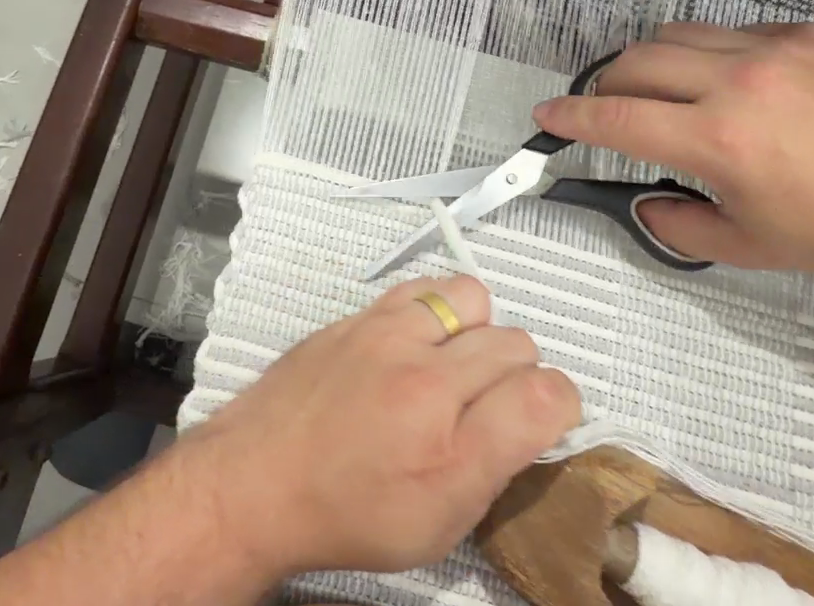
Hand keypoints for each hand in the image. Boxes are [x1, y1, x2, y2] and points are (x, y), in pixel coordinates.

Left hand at [173, 275, 580, 578]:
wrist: (254, 482)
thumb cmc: (346, 513)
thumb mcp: (436, 522)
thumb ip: (498, 465)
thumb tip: (538, 414)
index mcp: (447, 435)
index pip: (548, 392)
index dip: (558, 406)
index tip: (541, 418)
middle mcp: (420, 369)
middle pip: (515, 341)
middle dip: (519, 372)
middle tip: (490, 402)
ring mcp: (381, 332)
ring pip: (468, 296)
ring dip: (476, 328)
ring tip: (454, 362)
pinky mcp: (352, 318)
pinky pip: (416, 290)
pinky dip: (430, 313)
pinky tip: (412, 345)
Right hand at [532, 21, 813, 280]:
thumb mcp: (746, 248)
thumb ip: (675, 226)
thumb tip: (645, 201)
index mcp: (719, 140)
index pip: (616, 117)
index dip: (571, 116)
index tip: (547, 115)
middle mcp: (740, 81)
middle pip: (636, 61)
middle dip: (605, 85)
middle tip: (606, 109)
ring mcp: (777, 49)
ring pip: (678, 36)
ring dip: (652, 63)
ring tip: (662, 92)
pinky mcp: (810, 34)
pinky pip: (733, 32)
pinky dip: (709, 55)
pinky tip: (732, 84)